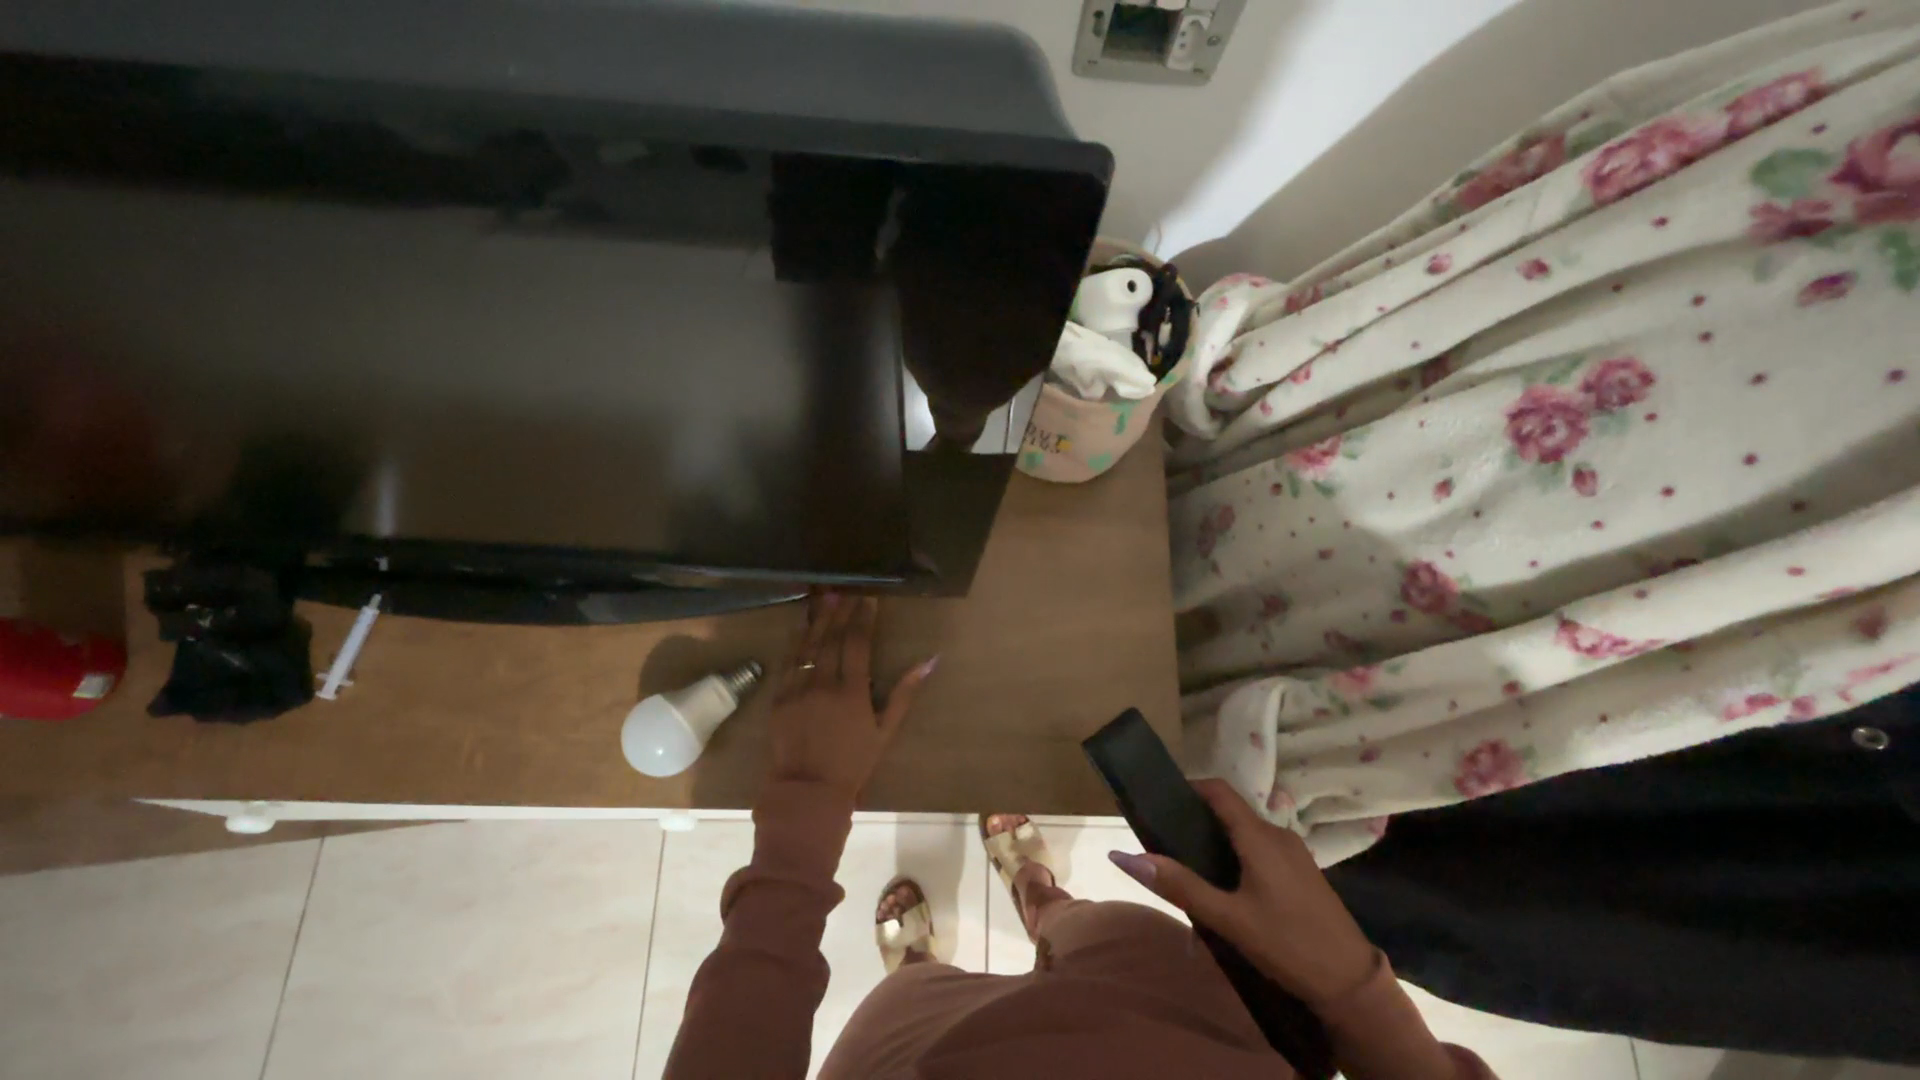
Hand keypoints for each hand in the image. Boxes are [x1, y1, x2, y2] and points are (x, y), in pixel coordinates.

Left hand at [768, 592, 936, 799]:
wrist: (808, 790)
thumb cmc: (854, 763)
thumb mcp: (886, 730)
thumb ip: (905, 693)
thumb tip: (930, 660)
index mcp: (852, 692)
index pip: (858, 643)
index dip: (864, 618)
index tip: (869, 598)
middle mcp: (823, 683)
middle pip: (832, 638)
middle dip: (840, 611)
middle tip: (846, 590)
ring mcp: (797, 688)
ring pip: (807, 645)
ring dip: (817, 619)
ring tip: (825, 597)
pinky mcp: (778, 697)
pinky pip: (787, 661)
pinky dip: (795, 641)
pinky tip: (801, 626)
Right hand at [1109, 779, 1376, 1004]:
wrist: (1351, 984)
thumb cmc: (1287, 944)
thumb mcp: (1228, 918)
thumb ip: (1179, 885)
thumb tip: (1124, 855)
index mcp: (1259, 836)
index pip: (1218, 790)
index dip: (1188, 787)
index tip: (1159, 800)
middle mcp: (1277, 834)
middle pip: (1230, 810)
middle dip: (1196, 818)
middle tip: (1164, 839)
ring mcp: (1293, 854)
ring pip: (1245, 831)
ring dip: (1215, 839)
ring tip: (1187, 864)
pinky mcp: (1301, 873)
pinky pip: (1260, 849)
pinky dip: (1235, 854)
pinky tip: (1223, 886)